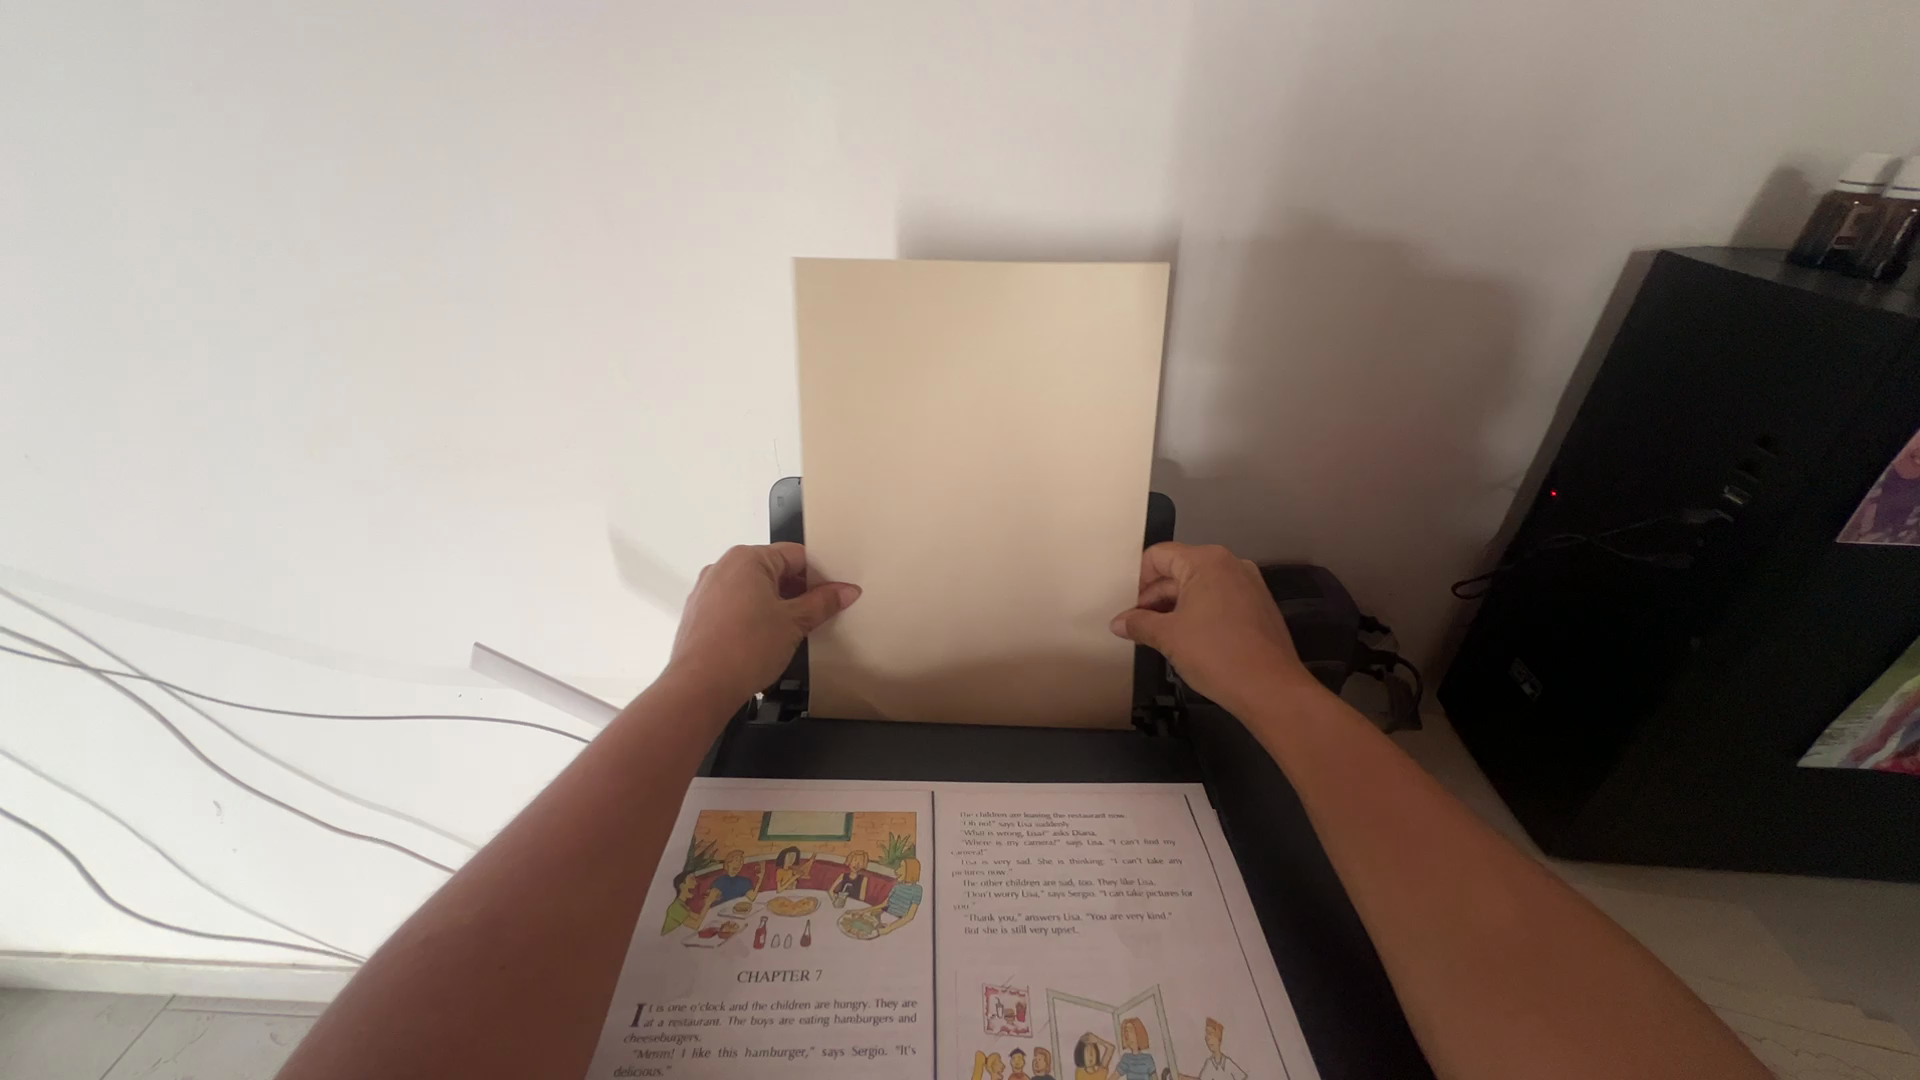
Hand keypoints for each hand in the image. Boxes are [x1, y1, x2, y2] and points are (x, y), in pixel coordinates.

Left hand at [663, 543, 859, 703]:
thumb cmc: (739, 651)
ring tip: (793, 630)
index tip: (834, 594)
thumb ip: (823, 603)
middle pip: (774, 570)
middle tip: (819, 613)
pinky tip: (767, 639)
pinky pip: (736, 606)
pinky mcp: (701, 614)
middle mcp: (723, 568)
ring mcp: (708, 590)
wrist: (700, 687)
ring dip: (777, 605)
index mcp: (747, 559)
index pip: (796, 555)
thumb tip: (842, 592)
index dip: (820, 575)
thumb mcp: (795, 623)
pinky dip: (755, 616)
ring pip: (754, 589)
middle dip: (799, 591)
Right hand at [1109, 542, 1318, 712]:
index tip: (1130, 609)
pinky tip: (1188, 641)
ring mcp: (1248, 584)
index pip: (1158, 556)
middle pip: (1178, 570)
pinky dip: (1198, 614)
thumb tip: (1118, 623)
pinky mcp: (1258, 606)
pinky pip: (1218, 599)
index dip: (1138, 581)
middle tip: (1137, 626)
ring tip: (1159, 636)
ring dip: (1174, 608)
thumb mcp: (1168, 637)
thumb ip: (1139, 624)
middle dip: (1155, 598)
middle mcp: (1230, 564)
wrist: (1271, 689)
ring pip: (1199, 587)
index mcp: (1206, 561)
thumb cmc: (1216, 655)